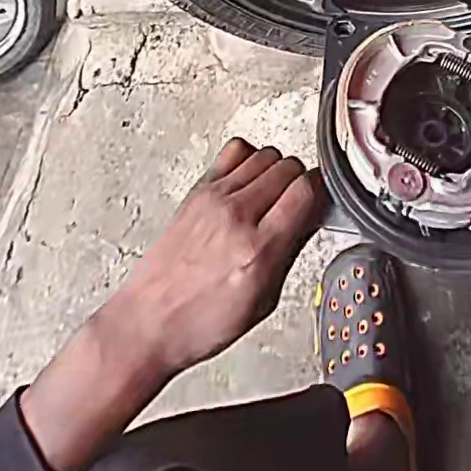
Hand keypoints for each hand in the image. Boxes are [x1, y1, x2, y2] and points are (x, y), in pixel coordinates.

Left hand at [96, 138, 323, 376]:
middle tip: (297, 202)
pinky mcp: (200, 188)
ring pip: (267, 154)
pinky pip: (237, 149)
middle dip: (301, 182)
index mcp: (259, 250)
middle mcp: (237, 216)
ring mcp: (216, 197)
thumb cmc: (200, 321)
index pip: (306, 190)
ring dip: (278, 170)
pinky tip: (249, 180)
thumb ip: (291, 251)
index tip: (321, 200)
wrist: (148, 321)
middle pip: (289, 167)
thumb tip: (311, 218)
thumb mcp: (263, 302)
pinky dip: (251, 158)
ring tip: (273, 193)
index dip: (322, 191)